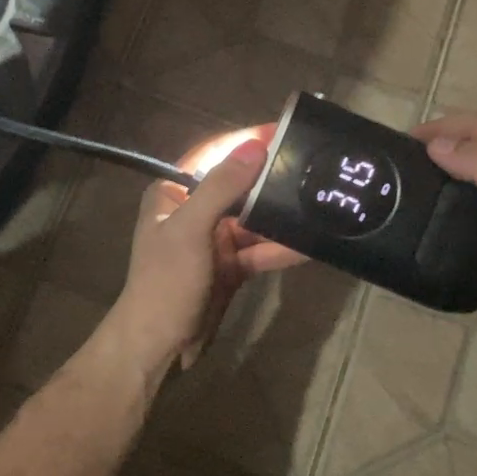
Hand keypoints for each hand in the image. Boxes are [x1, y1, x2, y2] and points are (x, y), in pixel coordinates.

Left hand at [110, 133, 304, 371]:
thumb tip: (255, 146)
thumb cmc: (165, 281)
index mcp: (173, 193)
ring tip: (319, 202)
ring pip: (253, 219)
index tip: (282, 129)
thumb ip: (221, 187)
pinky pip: (259, 250)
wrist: (157, 346)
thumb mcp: (190, 229)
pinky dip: (280, 249)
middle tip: (311, 164)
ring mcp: (213, 240)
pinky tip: (309, 243)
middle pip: (238, 186)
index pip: (212, 155)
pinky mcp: (230, 267)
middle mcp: (193, 211)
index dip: (245, 141)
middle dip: (270, 179)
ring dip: (281, 216)